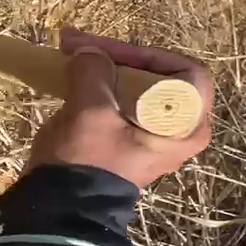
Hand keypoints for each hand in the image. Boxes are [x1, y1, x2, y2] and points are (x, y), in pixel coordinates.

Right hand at [25, 27, 212, 187]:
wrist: (59, 202)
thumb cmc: (85, 160)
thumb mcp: (89, 114)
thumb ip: (93, 75)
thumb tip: (88, 51)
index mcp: (184, 127)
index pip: (186, 72)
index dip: (145, 54)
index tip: (103, 50)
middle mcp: (174, 128)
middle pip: (155, 76)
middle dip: (113, 56)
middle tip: (73, 43)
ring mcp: (147, 133)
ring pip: (132, 86)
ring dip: (100, 66)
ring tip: (66, 53)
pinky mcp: (121, 136)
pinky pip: (116, 100)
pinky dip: (94, 83)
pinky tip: (68, 75)